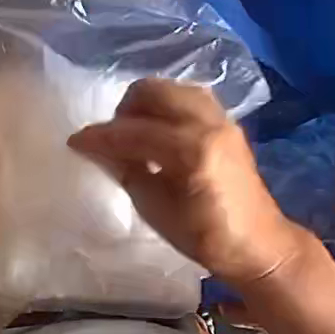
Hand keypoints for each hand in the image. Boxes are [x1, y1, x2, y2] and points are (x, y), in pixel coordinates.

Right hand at [69, 79, 307, 285]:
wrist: (259, 244)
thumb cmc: (205, 236)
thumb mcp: (155, 210)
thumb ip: (127, 171)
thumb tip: (99, 149)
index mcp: (192, 151)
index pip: (133, 131)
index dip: (99, 136)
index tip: (75, 142)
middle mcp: (209, 125)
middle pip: (152, 92)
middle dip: (123, 111)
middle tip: (111, 137)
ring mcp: (222, 120)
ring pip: (172, 89)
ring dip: (146, 105)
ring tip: (134, 133)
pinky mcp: (227, 123)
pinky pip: (189, 99)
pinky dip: (166, 107)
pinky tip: (158, 134)